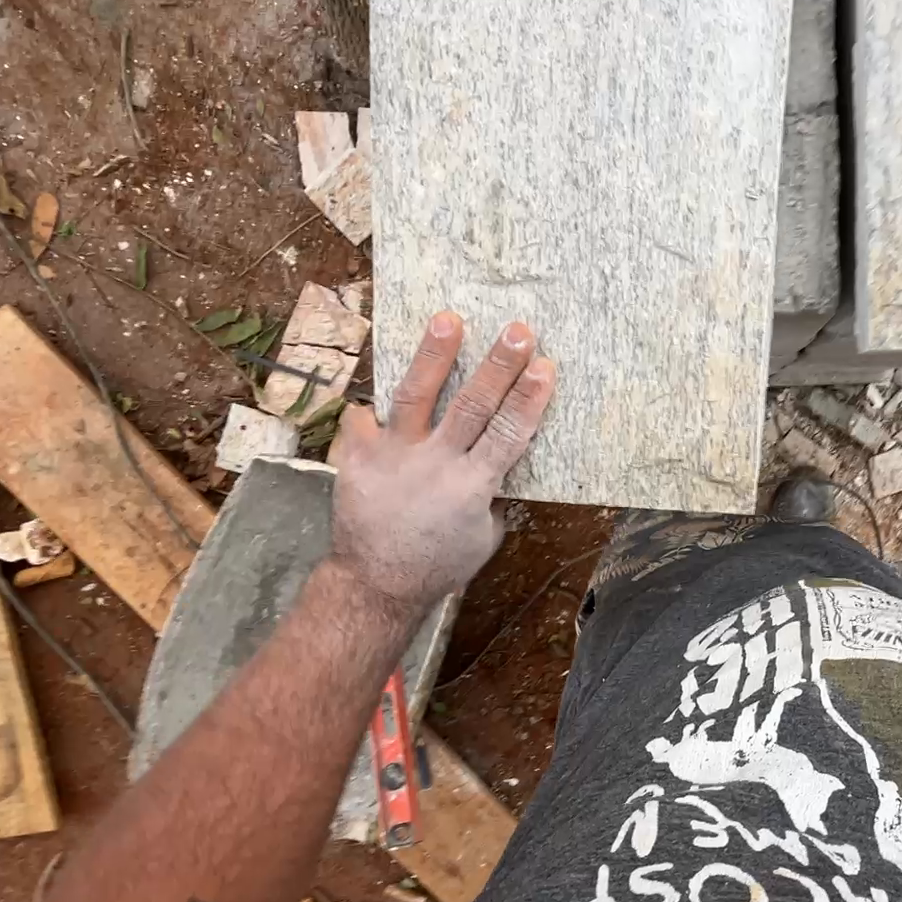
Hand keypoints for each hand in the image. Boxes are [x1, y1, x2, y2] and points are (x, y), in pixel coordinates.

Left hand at [326, 311, 556, 614]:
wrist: (377, 582)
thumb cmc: (442, 563)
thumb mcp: (485, 534)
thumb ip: (493, 492)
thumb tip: (500, 458)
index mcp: (473, 487)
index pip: (508, 434)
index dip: (528, 398)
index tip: (545, 366)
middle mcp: (435, 464)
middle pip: (472, 405)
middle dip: (499, 365)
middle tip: (518, 330)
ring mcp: (393, 456)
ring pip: (415, 396)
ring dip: (434, 355)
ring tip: (447, 319)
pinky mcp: (357, 456)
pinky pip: (364, 419)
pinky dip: (372, 406)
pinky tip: (375, 394)